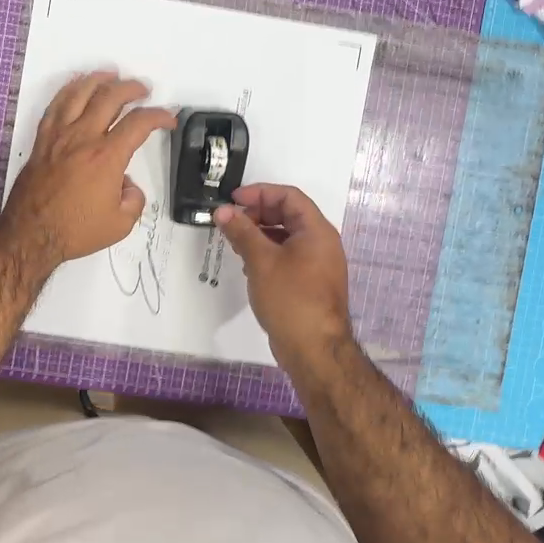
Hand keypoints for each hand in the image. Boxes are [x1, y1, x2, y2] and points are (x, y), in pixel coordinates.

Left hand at [0, 71, 176, 269]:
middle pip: (110, 97)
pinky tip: (76, 87)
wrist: (31, 234)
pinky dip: (68, 90)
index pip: (139, 123)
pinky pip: (55, 106)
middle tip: (142, 89)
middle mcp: (83, 138)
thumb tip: (126, 184)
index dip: (159, 116)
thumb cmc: (75, 231)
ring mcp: (59, 136)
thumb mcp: (120, 224)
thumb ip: (133, 199)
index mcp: (107, 157)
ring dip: (98, 79)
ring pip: (79, 93)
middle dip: (131, 88)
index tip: (168, 119)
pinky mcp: (42, 141)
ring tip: (111, 75)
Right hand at [214, 184, 352, 363]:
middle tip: (231, 221)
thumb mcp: (261, 260)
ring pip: (286, 237)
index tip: (233, 200)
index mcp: (316, 231)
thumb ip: (241, 231)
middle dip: (257, 213)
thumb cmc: (290, 298)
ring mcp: (317, 265)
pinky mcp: (309, 283)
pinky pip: (287, 256)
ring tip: (235, 242)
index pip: (289, 197)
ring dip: (260, 234)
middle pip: (289, 214)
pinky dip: (267, 252)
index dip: (260, 193)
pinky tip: (248, 264)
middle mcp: (321, 243)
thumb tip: (222, 211)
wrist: (314, 349)